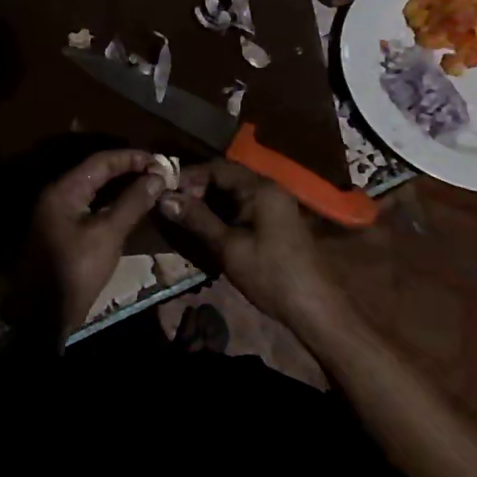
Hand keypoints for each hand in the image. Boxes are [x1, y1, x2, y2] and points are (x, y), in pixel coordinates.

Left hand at [26, 149, 166, 335]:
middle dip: (128, 170)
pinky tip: (133, 208)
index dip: (132, 157)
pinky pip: (92, 207)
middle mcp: (58, 195)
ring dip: (122, 186)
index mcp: (64, 190)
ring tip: (152, 186)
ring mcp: (59, 214)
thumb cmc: (76, 269)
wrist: (44, 313)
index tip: (161, 161)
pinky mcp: (65, 231)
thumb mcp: (108, 234)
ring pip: (95, 190)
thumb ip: (132, 203)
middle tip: (160, 173)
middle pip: (97, 172)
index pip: (101, 161)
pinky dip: (113, 203)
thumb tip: (157, 176)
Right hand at [155, 161, 336, 327]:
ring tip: (182, 216)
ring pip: (233, 193)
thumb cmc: (270, 274)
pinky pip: (242, 207)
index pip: (217, 168)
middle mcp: (270, 190)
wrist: (313, 308)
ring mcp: (274, 206)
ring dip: (208, 201)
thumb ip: (197, 219)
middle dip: (196, 188)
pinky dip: (222, 213)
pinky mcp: (274, 223)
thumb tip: (164, 197)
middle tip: (171, 204)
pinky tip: (205, 227)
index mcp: (261, 189)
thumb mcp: (228, 247)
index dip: (188, 176)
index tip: (163, 190)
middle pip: (226, 178)